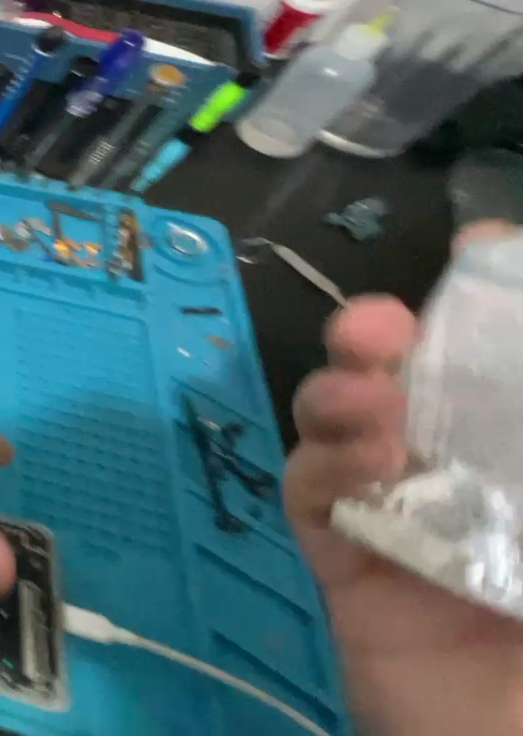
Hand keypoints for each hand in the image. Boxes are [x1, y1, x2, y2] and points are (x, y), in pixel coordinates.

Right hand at [284, 223, 522, 734]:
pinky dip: (326, 457)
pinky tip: (353, 447)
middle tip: (392, 314)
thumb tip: (514, 399)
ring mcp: (414, 523)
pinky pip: (318, 494)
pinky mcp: (347, 559)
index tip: (491, 261)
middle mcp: (493, 491)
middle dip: (413, 343)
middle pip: (438, 394)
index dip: (507, 316)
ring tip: (363, 358)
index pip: (518, 386)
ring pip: (362, 430)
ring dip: (352, 385)